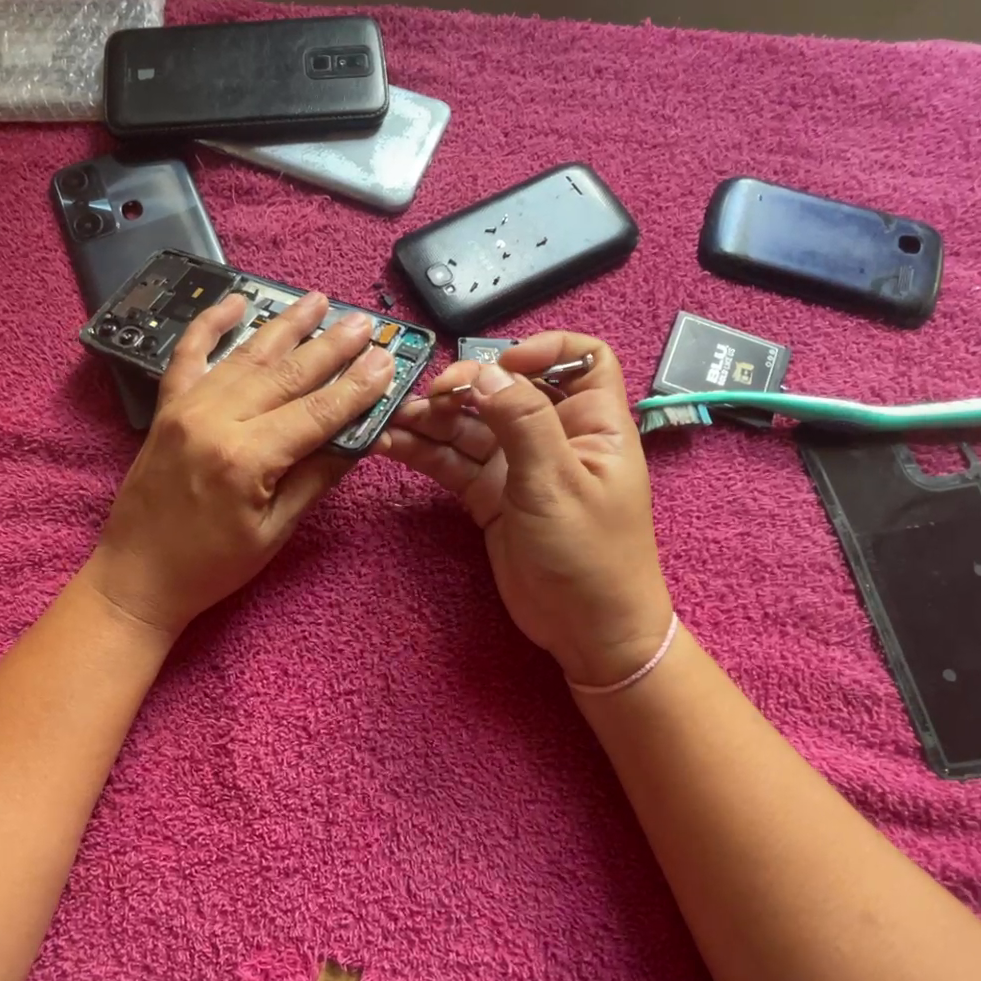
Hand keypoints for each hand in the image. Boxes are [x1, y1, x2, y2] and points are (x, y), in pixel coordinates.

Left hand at [85, 291, 394, 635]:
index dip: (357, 387)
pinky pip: (188, 355)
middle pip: (286, 374)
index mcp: (246, 458)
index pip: (316, 412)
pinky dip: (209, 324)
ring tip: (318, 301)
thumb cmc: (210, 566)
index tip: (387, 361)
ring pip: (245, 357)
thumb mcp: (274, 531)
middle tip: (364, 323)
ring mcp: (186, 409)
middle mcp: (215, 421)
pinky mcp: (166, 410)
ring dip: (285, 325)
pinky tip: (235, 301)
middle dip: (331, 346)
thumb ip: (315, 478)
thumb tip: (357, 440)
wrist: (138, 576)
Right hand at [377, 333, 673, 686]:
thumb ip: (522, 420)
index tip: (502, 364)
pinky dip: (422, 453)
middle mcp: (553, 436)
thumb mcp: (558, 482)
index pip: (581, 359)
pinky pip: (452, 463)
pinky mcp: (488, 495)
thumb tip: (486, 370)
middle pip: (505, 390)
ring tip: (390, 418)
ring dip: (431, 419)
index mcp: (591, 423)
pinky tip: (389, 445)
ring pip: (470, 426)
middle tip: (426, 397)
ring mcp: (517, 466)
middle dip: (465, 386)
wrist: (585, 630)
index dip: (544, 350)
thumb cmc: (591, 555)